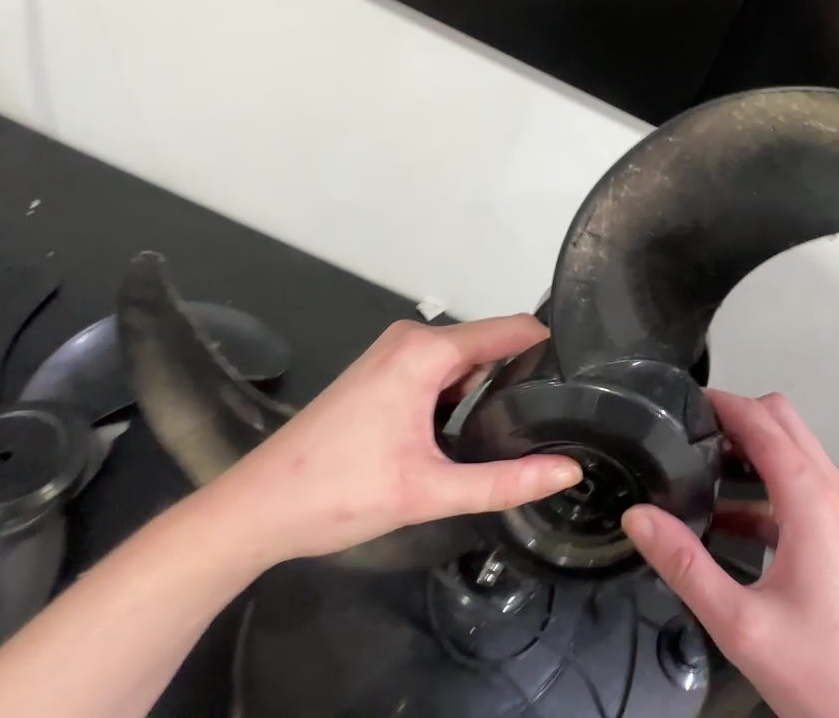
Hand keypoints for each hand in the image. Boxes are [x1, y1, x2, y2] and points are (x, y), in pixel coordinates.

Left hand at [196, 315, 582, 566]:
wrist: (255, 509)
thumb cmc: (339, 494)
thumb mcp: (430, 491)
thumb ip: (505, 481)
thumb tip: (568, 470)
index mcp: (426, 351)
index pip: (512, 329)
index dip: (550, 349)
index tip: (582, 379)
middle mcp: (412, 339)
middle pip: (490, 344)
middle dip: (521, 375)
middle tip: (552, 420)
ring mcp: (393, 353)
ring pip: (465, 359)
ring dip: (489, 388)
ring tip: (516, 432)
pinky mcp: (382, 372)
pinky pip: (441, 369)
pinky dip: (460, 393)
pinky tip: (466, 433)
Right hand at [621, 390, 838, 717]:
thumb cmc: (820, 671)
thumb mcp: (738, 621)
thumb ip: (684, 565)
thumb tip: (639, 518)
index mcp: (811, 501)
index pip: (764, 425)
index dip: (726, 404)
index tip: (688, 401)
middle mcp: (832, 495)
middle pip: (786, 424)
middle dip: (740, 417)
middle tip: (692, 432)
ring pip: (796, 454)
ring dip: (754, 449)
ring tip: (702, 468)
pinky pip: (801, 490)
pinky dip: (766, 486)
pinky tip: (729, 520)